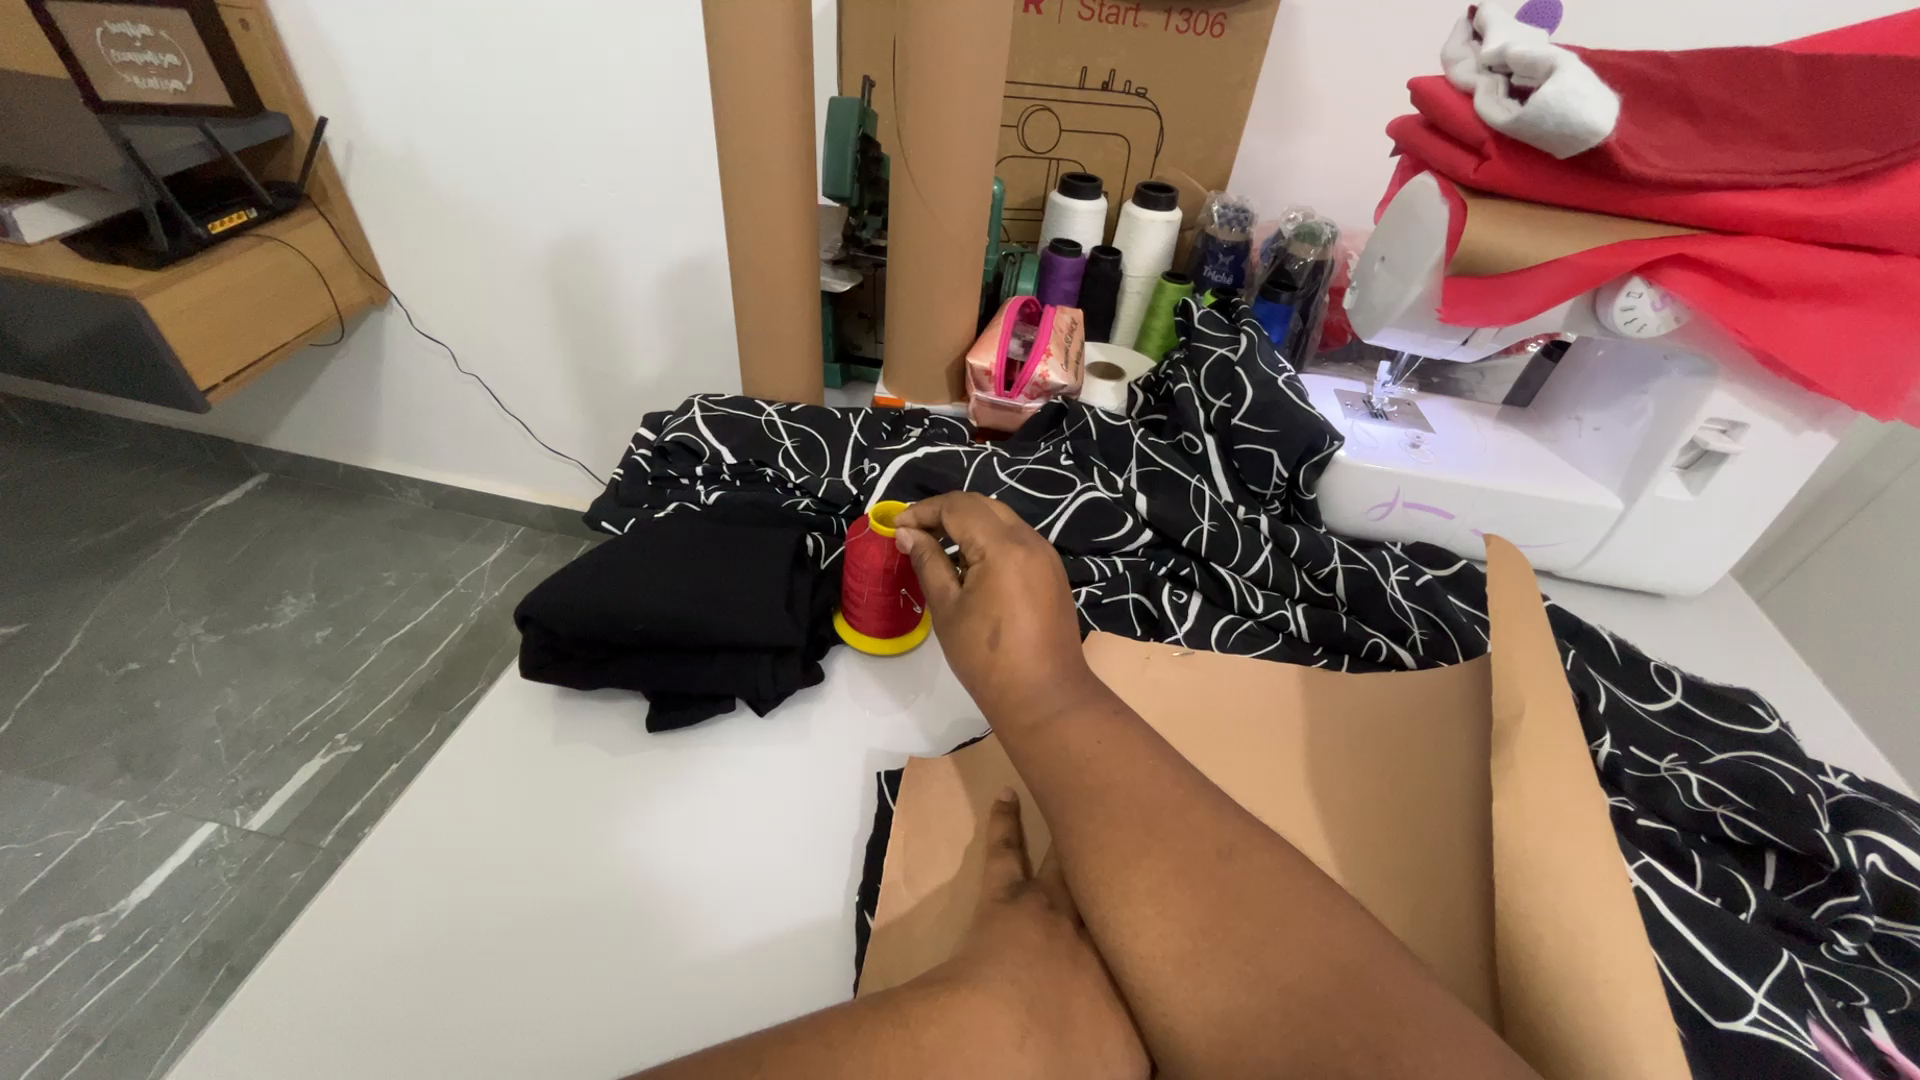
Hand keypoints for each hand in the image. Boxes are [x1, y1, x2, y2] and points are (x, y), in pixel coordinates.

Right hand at [893, 493, 1098, 724]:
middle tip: (915, 534)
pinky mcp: (1053, 572)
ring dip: (969, 525)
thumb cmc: (987, 659)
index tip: (897, 527)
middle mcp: (1030, 540)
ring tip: (939, 550)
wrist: (1045, 697)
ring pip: (1003, 520)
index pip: (958, 507)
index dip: (924, 511)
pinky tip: (971, 567)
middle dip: (946, 512)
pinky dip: (991, 541)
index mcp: (1003, 547)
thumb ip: (928, 563)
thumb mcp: (947, 609)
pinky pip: (1018, 540)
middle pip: (983, 506)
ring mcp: (1046, 555)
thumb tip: (908, 534)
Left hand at [931, 790, 1148, 1079]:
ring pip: (1071, 861)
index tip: (1186, 910)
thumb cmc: (1060, 1070)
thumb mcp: (1123, 1071)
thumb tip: (1167, 1061)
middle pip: (1121, 896)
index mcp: (1129, 986)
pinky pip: (1005, 853)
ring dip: (1081, 832)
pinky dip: (1005, 823)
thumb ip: (1144, 1055)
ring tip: (1099, 797)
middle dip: (1136, 872)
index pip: (1154, 953)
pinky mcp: (1006, 899)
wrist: (1003, 1048)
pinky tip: (1006, 793)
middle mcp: (1100, 940)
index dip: (1168, 930)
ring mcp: (1053, 911)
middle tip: (1160, 839)